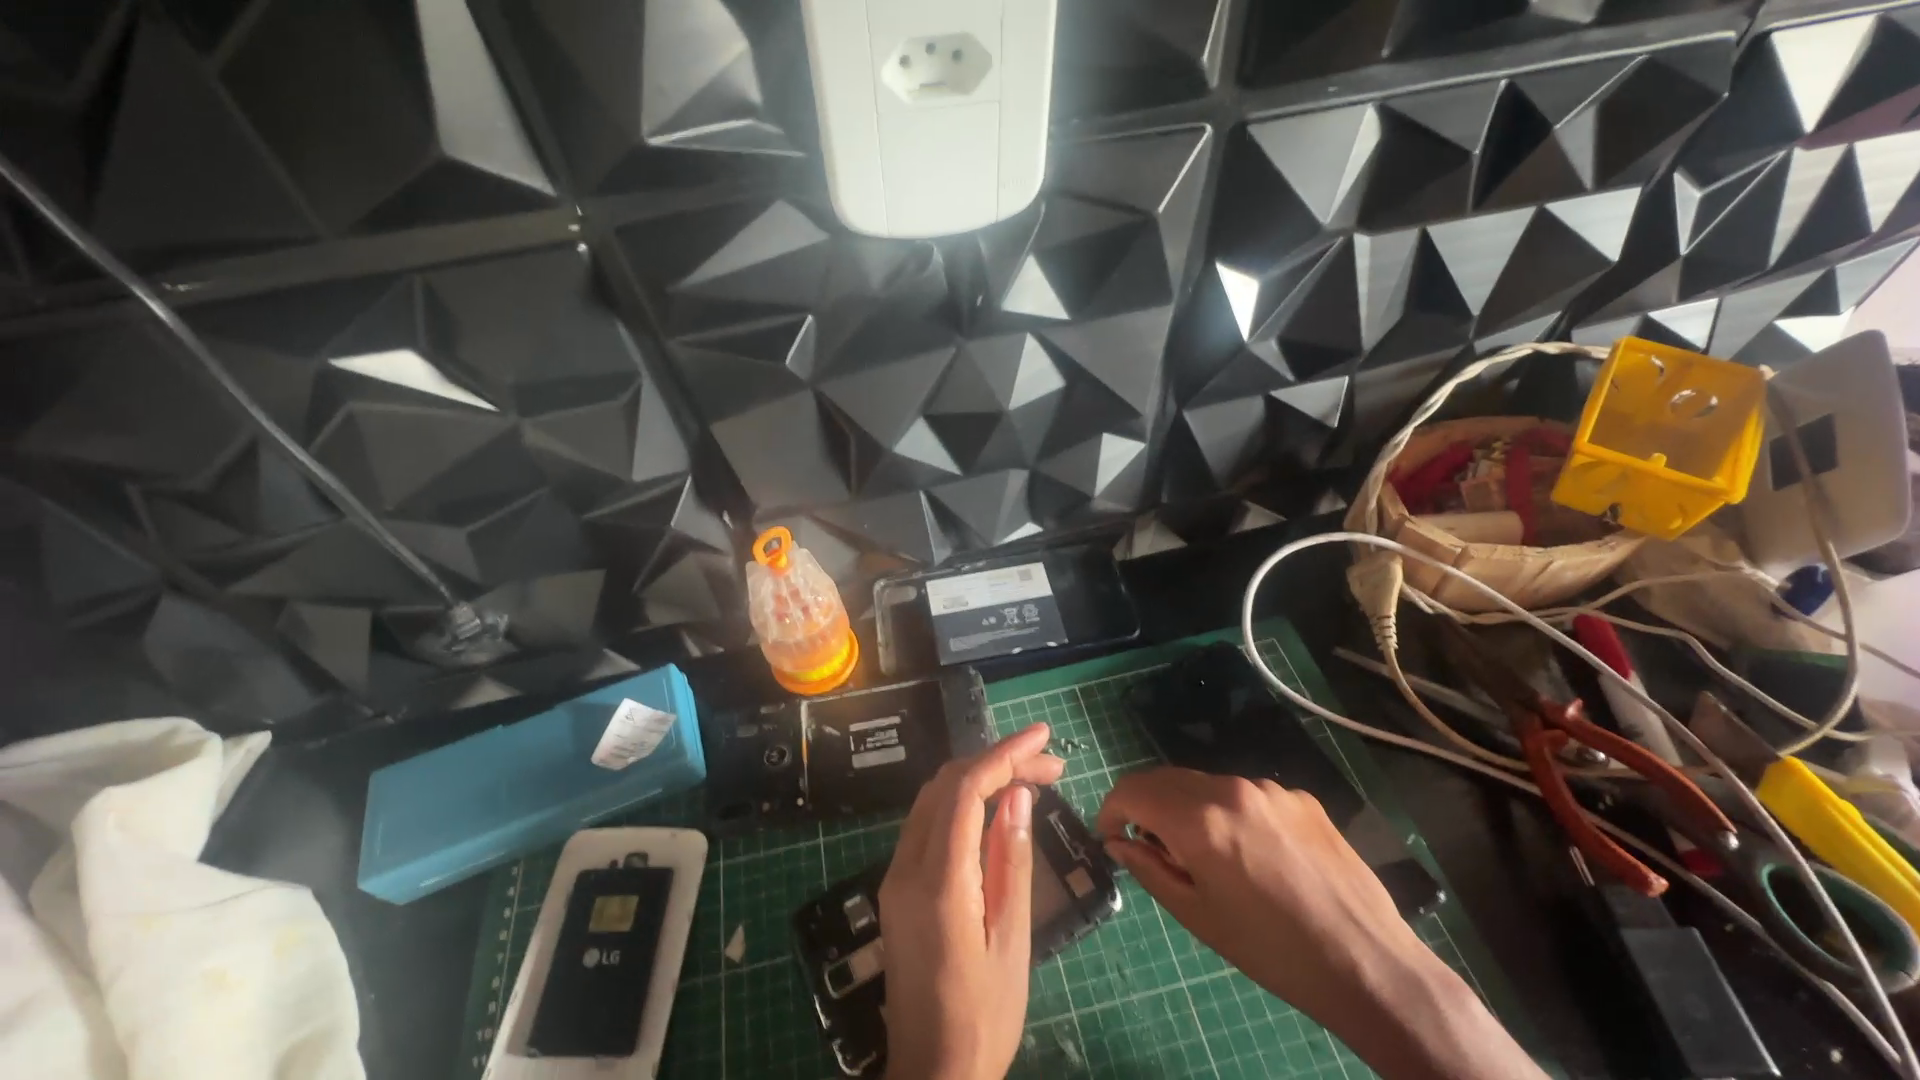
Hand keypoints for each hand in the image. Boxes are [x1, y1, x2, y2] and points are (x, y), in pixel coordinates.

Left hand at [879, 724, 1064, 1079]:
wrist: (932, 1072)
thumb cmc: (984, 1016)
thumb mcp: (1012, 940)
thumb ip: (1011, 861)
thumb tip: (1017, 796)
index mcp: (937, 882)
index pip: (966, 790)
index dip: (1005, 753)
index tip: (1044, 736)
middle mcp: (905, 868)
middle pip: (946, 785)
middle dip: (997, 761)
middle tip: (1051, 765)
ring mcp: (895, 877)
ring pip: (933, 801)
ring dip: (979, 779)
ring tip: (1031, 779)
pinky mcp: (896, 889)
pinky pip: (927, 826)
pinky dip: (961, 804)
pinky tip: (995, 810)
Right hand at [1098, 767, 1543, 1079]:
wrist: (1367, 962)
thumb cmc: (1270, 950)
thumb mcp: (1196, 915)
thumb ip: (1150, 869)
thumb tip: (1120, 843)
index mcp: (1199, 819)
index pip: (1133, 790)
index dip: (1112, 810)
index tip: (1111, 837)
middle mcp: (1232, 789)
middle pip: (1167, 778)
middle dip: (1147, 806)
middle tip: (1149, 848)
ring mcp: (1272, 790)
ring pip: (1208, 785)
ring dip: (1189, 808)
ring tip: (1205, 856)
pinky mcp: (1303, 799)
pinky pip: (1248, 796)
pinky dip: (1231, 814)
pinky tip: (1252, 856)